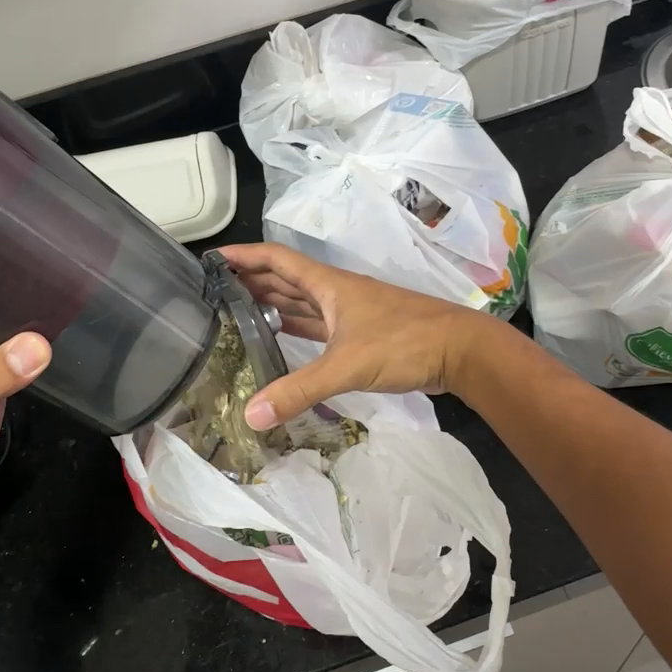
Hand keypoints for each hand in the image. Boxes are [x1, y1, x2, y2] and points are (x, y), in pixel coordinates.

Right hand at [218, 243, 498, 430]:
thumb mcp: (346, 365)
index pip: (277, 260)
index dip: (244, 256)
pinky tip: (281, 336)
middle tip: (214, 291)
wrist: (459, 350)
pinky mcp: (362, 333)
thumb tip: (252, 415)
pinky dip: (296, 326)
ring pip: (302, 301)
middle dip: (252, 281)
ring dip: (272, 302)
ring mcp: (350, 312)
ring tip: (237, 312)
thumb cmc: (402, 343)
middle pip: (286, 279)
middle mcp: (335, 292)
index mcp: (328, 284)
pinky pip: (318, 323)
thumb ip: (299, 389)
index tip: (213, 259)